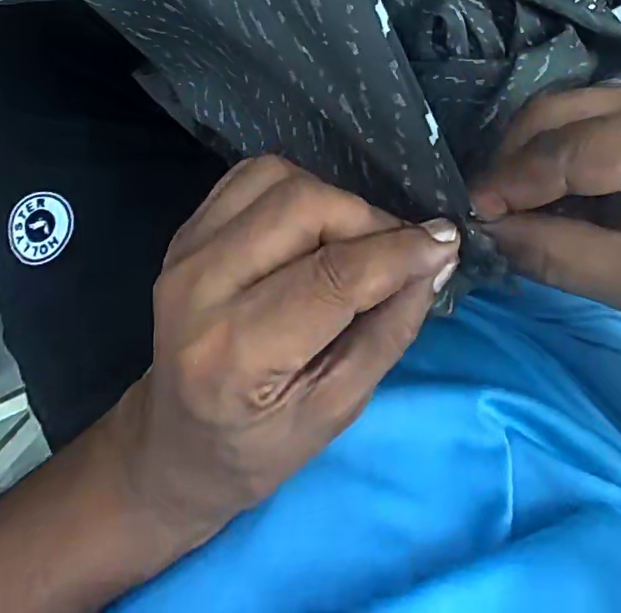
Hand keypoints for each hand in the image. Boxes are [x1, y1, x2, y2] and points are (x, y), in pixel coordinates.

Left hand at [102, 156, 458, 537]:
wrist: (173, 443)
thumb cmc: (259, 445)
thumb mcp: (338, 408)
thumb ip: (392, 329)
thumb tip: (439, 258)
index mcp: (234, 354)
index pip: (333, 276)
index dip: (400, 252)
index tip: (447, 242)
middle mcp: (198, 288)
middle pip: (305, 206)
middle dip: (370, 221)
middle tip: (399, 252)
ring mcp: (185, 251)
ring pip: (282, 179)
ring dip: (337, 202)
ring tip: (356, 243)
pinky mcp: (187, 231)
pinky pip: (255, 175)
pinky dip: (300, 188)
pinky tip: (316, 227)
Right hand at [470, 79, 620, 393]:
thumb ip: (559, 256)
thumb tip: (484, 231)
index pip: (570, 146)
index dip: (511, 182)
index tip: (466, 218)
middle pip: (558, 116)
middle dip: (512, 167)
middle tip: (481, 219)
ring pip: (562, 123)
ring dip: (528, 167)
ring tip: (505, 218)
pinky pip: (582, 138)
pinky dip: (553, 171)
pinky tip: (541, 208)